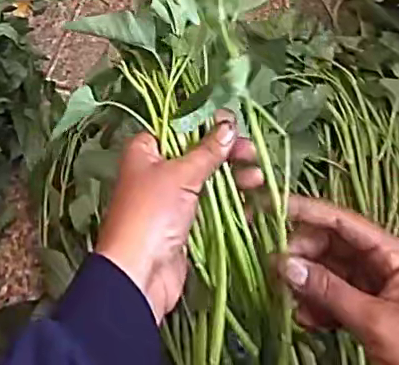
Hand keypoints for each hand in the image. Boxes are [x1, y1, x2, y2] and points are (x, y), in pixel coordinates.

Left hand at [93, 112, 236, 321]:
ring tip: (258, 178)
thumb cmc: (151, 213)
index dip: (207, 124)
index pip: (179, 126)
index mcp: (146, 148)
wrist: (140, 274)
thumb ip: (207, 151)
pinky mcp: (184, 222)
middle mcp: (156, 169)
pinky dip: (230, 200)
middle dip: (225, 152)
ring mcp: (171, 197)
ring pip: (207, 179)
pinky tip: (252, 198)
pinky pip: (211, 205)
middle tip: (251, 152)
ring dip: (233, 176)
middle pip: (196, 153)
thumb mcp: (181, 174)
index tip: (233, 124)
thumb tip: (228, 125)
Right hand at [274, 196, 398, 364]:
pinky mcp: (369, 318)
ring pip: (329, 273)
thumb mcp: (378, 323)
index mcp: (392, 254)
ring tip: (286, 297)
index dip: (305, 211)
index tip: (269, 208)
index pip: (341, 220)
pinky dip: (317, 307)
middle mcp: (381, 264)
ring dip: (307, 283)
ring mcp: (375, 292)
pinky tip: (304, 319)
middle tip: (274, 266)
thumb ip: (331, 290)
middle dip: (302, 254)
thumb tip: (285, 263)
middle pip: (331, 244)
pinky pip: (334, 300)